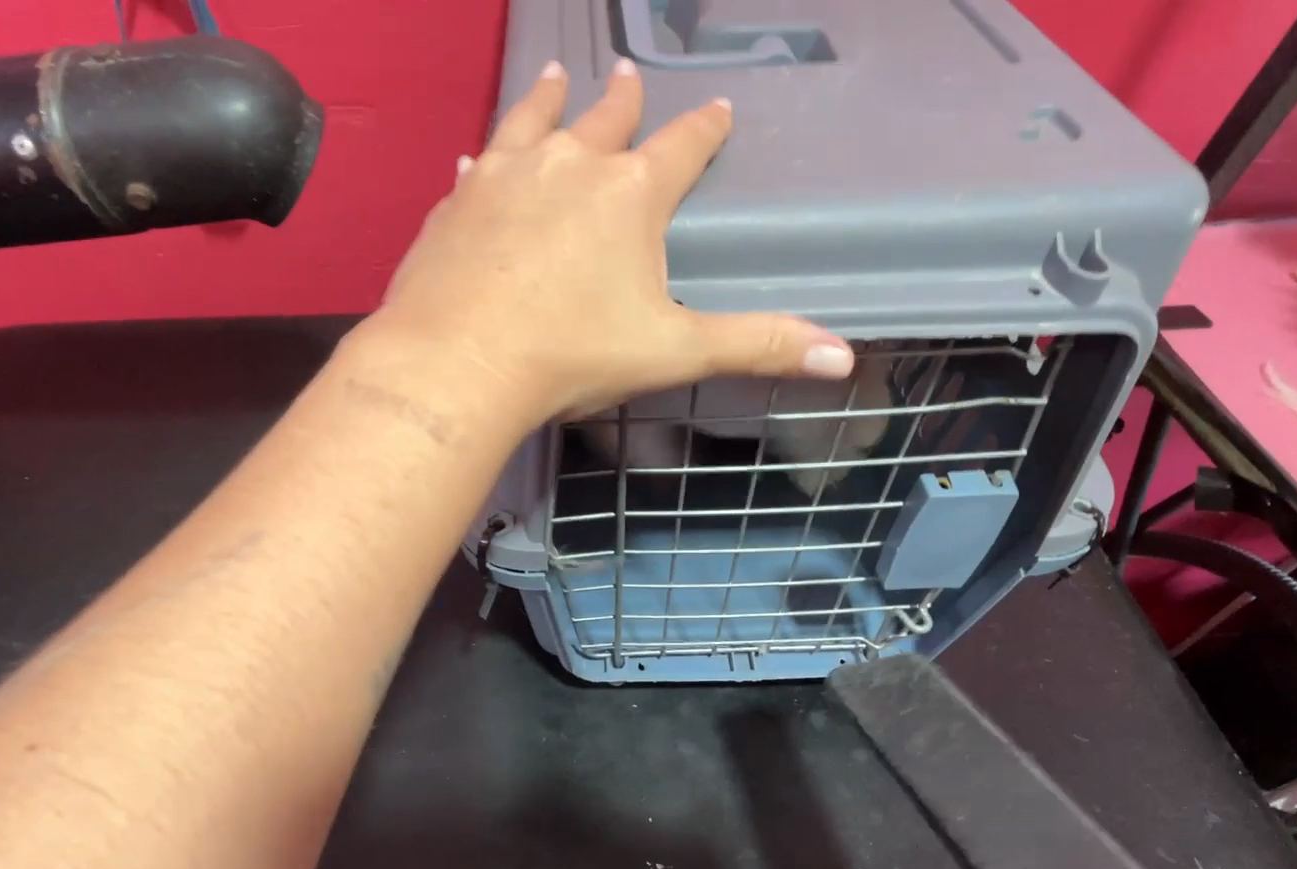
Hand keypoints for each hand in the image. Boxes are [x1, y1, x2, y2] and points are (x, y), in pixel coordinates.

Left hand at [360, 57, 854, 423]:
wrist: (458, 362)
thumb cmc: (573, 354)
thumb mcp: (673, 351)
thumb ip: (755, 346)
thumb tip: (843, 356)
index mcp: (630, 194)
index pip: (682, 147)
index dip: (704, 130)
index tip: (718, 109)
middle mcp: (568, 166)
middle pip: (604, 121)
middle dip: (622, 102)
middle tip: (627, 77)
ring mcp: (504, 178)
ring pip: (531, 122)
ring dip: (546, 100)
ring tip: (552, 77)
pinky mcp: (454, 205)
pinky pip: (477, 168)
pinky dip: (486, 160)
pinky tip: (477, 158)